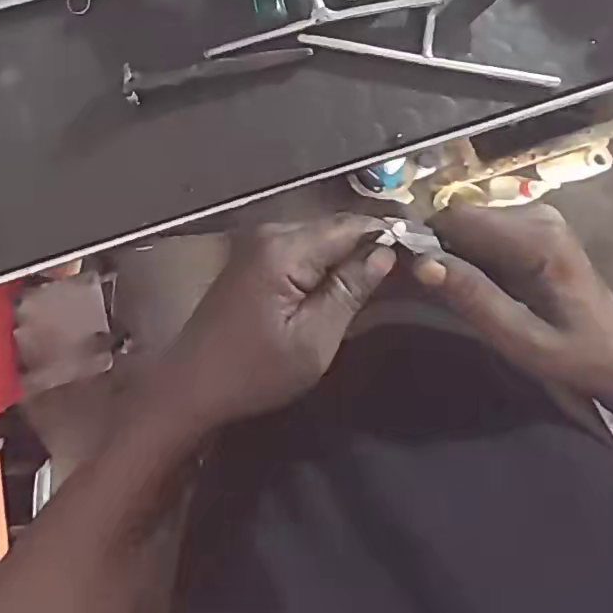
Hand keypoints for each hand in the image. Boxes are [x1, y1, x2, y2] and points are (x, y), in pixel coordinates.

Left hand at [146, 214, 396, 437]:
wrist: (190, 387)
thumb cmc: (253, 372)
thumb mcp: (313, 340)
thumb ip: (350, 290)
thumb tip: (386, 254)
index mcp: (284, 249)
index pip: (351, 225)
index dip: (388, 234)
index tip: (422, 248)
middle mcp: (272, 232)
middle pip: (336, 226)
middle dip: (372, 243)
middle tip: (409, 266)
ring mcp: (260, 241)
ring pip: (322, 236)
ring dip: (351, 252)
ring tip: (386, 274)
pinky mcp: (255, 256)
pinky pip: (303, 248)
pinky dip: (328, 260)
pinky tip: (347, 279)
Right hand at [411, 203, 612, 399]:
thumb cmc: (573, 355)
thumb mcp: (521, 339)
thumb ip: (473, 298)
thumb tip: (422, 263)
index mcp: (537, 239)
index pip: (458, 218)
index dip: (428, 242)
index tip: (415, 275)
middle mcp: (538, 214)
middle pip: (463, 216)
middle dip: (442, 248)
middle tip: (438, 291)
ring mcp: (539, 214)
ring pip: (471, 221)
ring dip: (457, 252)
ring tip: (463, 291)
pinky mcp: (537, 223)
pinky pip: (486, 228)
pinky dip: (474, 252)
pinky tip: (485, 283)